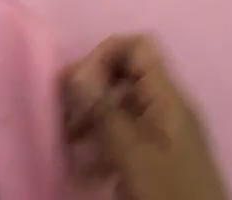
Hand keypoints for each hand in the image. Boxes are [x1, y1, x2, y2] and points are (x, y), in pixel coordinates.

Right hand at [62, 34, 229, 199]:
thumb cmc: (169, 193)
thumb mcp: (132, 152)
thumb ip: (104, 110)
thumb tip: (77, 72)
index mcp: (168, 96)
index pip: (138, 47)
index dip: (105, 54)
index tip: (79, 83)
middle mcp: (169, 106)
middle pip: (127, 74)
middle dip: (92, 85)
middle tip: (62, 107)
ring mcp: (166, 133)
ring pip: (124, 106)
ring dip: (93, 116)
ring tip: (67, 138)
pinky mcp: (161, 159)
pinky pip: (129, 135)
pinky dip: (104, 141)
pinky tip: (84, 163)